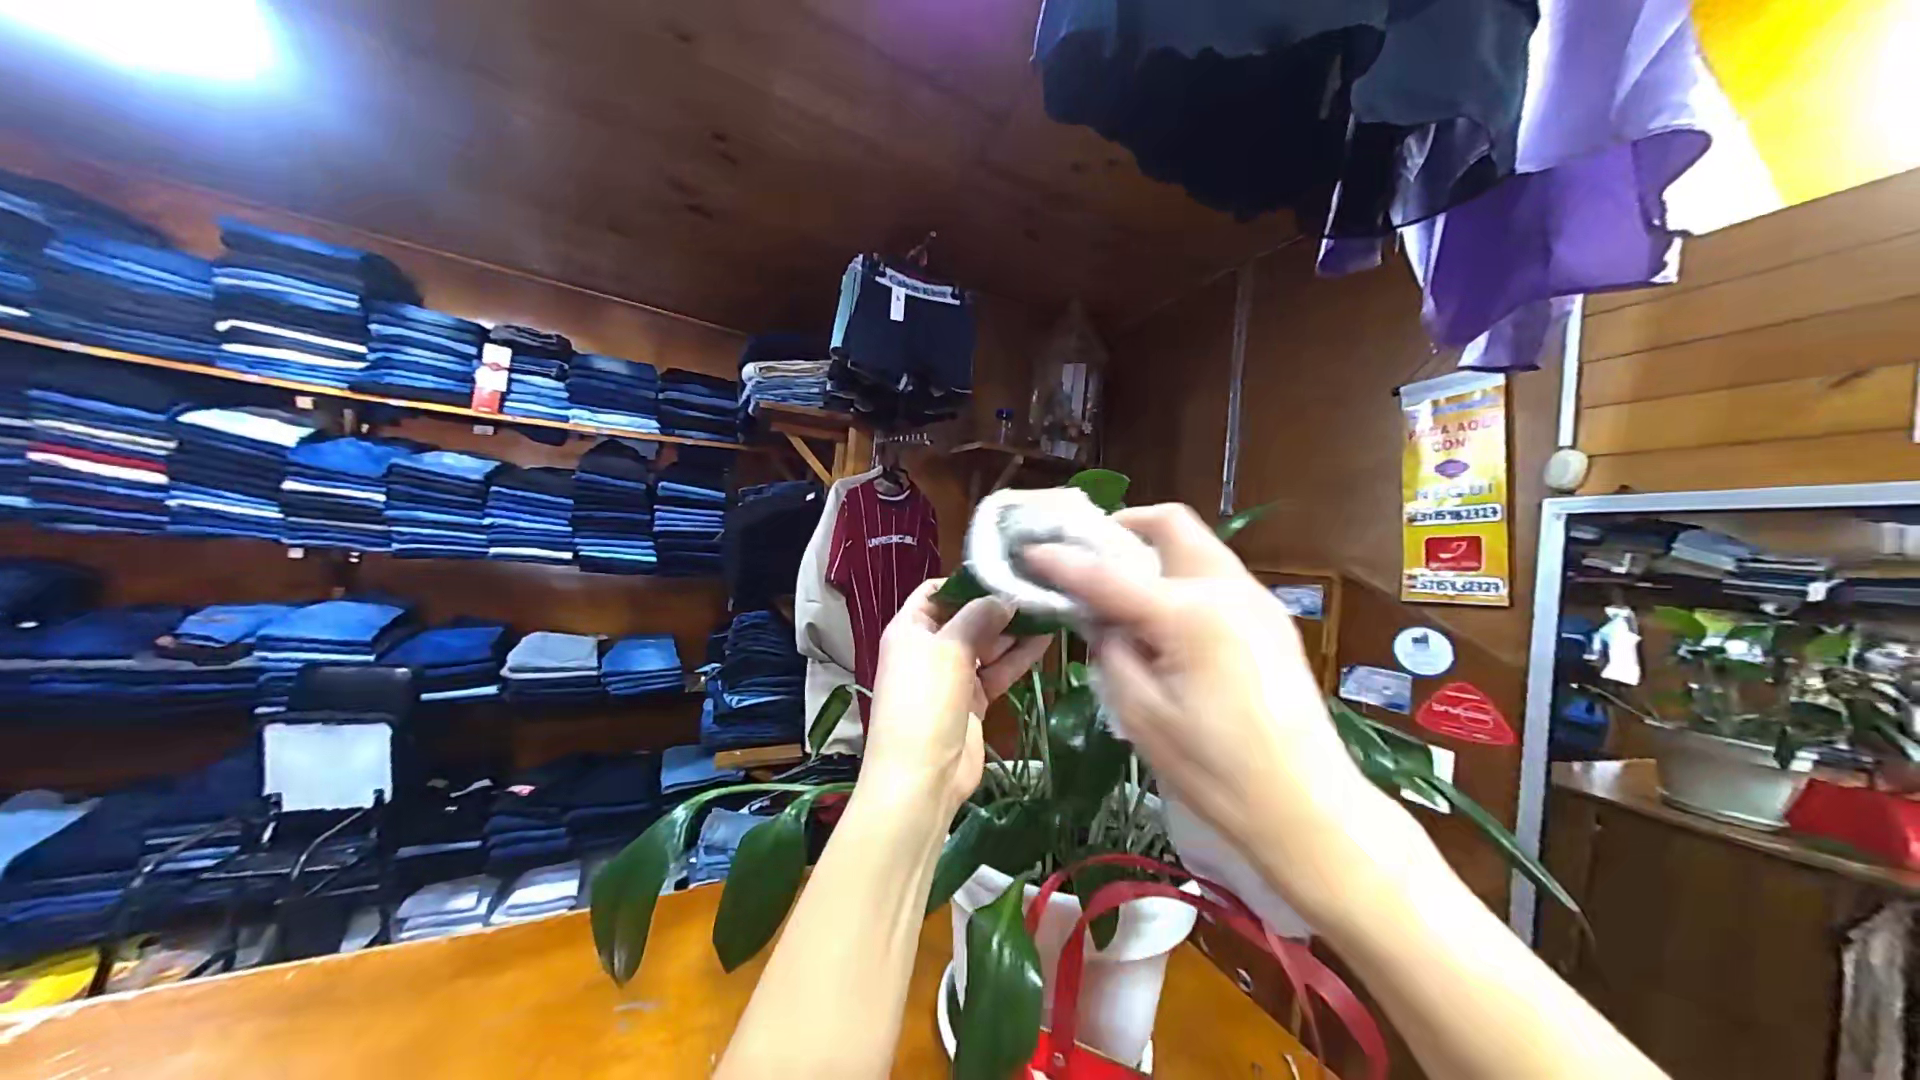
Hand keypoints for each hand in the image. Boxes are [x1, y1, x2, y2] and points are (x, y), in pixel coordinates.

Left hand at [861, 579, 1051, 816]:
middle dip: (999, 605)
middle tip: (1038, 591)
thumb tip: (1005, 597)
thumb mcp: (948, 648)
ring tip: (1050, 610)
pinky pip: (998, 670)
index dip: (966, 582)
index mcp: (910, 629)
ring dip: (1014, 630)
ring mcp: (953, 675)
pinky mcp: (974, 700)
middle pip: (967, 617)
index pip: (936, 592)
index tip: (1004, 574)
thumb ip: (978, 616)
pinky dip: (1018, 657)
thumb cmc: (925, 701)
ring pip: (987, 644)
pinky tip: (1045, 640)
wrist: (921, 777)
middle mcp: (930, 648)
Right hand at [1024, 505, 1419, 920]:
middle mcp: (1228, 589)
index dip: (1063, 561)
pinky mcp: (1270, 620)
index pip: (1109, 574)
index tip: (1029, 551)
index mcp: (1190, 614)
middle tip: (1088, 556)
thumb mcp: (1140, 714)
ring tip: (1121, 589)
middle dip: (1123, 529)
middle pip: (1171, 524)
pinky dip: (1179, 577)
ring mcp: (1256, 601)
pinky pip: (1215, 574)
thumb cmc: (1216, 771)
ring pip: (1196, 546)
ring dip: (1153, 552)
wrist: (1307, 808)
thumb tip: (1096, 617)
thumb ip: (1110, 650)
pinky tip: (1162, 618)